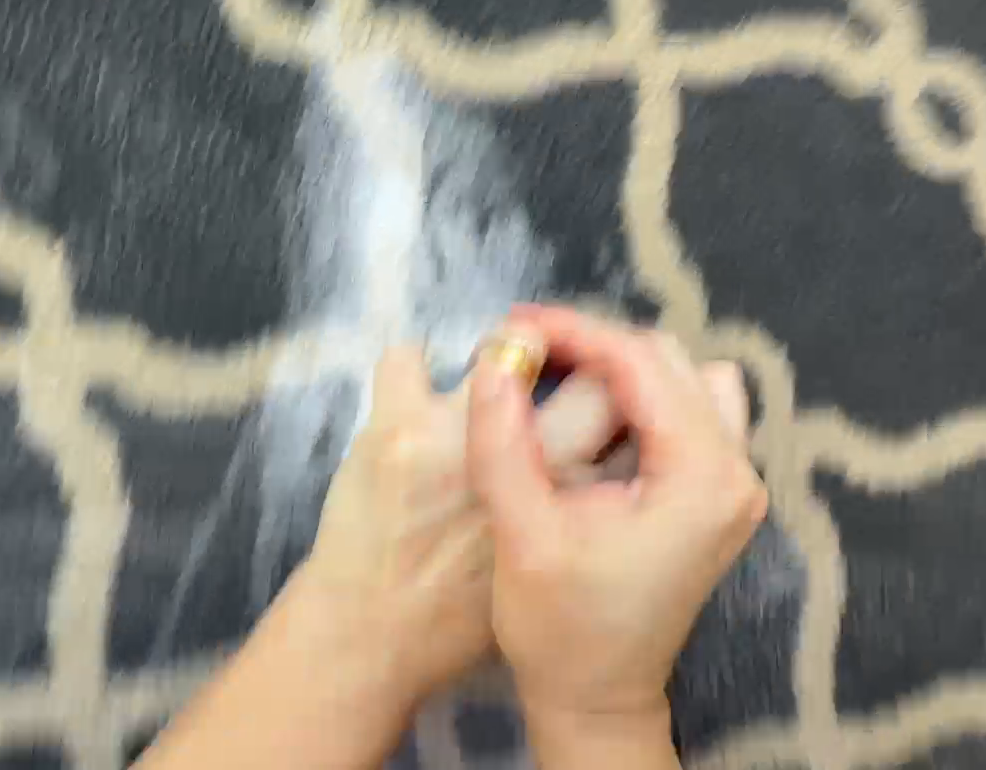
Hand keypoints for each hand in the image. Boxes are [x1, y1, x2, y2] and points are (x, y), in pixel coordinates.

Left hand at [288, 342, 620, 711]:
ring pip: (498, 349)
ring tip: (467, 386)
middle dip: (564, 356)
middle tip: (531, 364)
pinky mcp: (398, 424)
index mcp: (569, 495)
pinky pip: (406, 356)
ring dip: (489, 361)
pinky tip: (410, 388)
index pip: (618, 405)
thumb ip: (565, 506)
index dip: (606, 383)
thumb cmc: (456, 618)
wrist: (367, 637)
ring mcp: (458, 433)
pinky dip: (408, 368)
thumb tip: (579, 449)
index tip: (581, 378)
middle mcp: (527, 455)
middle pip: (579, 364)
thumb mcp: (537, 564)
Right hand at [465, 307, 766, 745]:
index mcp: (700, 479)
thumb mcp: (521, 534)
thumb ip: (502, 442)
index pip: (641, 363)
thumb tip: (494, 357)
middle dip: (591, 341)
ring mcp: (729, 481)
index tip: (513, 322)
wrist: (596, 697)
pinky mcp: (710, 490)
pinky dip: (632, 388)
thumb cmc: (559, 627)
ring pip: (679, 375)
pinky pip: (681, 405)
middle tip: (524, 346)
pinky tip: (587, 403)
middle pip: (666, 360)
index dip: (573, 330)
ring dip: (614, 361)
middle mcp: (733, 471)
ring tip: (552, 368)